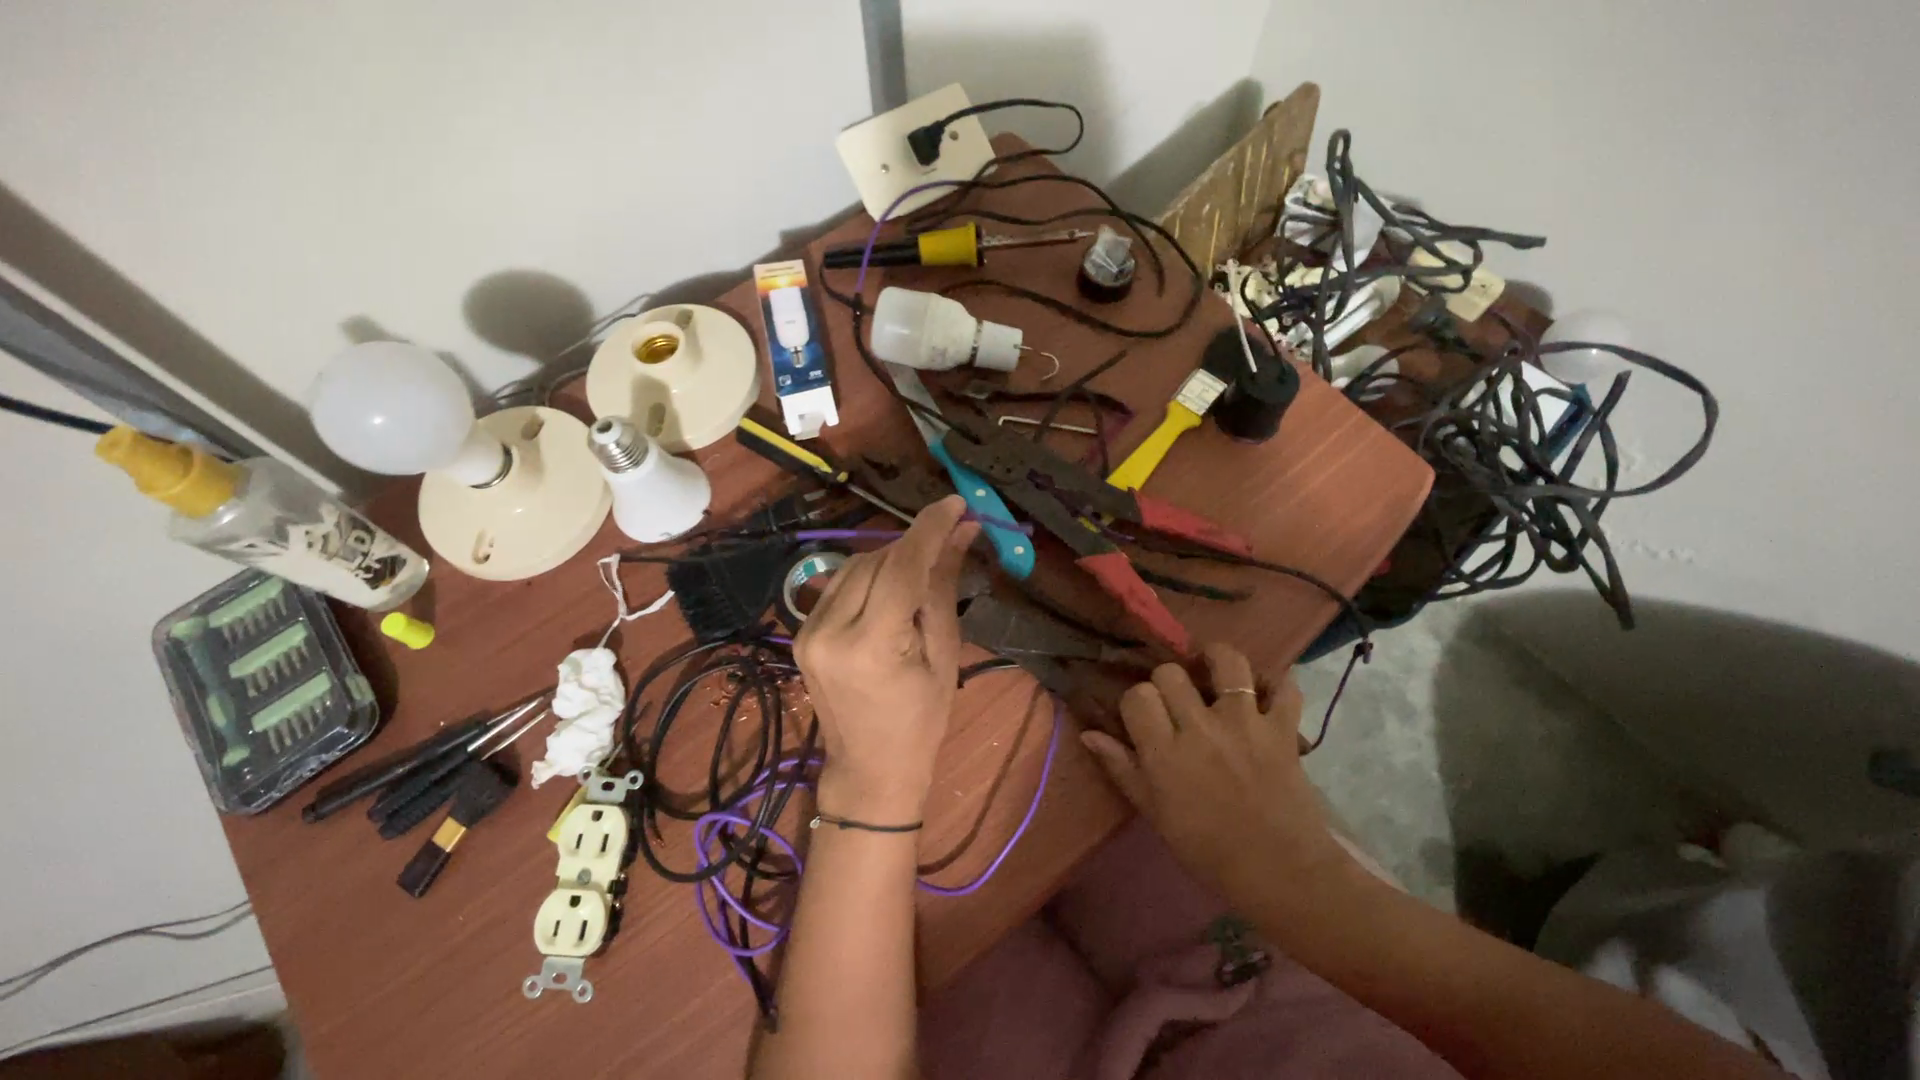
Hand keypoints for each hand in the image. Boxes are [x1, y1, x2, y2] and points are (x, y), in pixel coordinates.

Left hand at [795, 496, 978, 823]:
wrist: (870, 769)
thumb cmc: (922, 722)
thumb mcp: (943, 654)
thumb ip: (943, 587)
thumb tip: (962, 532)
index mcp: (871, 644)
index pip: (901, 566)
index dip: (929, 529)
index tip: (955, 503)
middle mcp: (830, 630)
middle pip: (876, 561)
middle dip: (913, 546)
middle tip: (949, 541)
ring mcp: (809, 631)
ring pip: (854, 566)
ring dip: (890, 559)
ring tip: (922, 572)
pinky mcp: (802, 633)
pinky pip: (839, 585)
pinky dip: (868, 577)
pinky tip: (891, 588)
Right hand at [1080, 644, 1354, 898]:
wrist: (1279, 872)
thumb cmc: (1207, 850)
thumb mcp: (1155, 813)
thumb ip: (1123, 768)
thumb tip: (1090, 735)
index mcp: (1164, 752)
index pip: (1137, 695)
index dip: (1137, 703)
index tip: (1144, 719)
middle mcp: (1200, 728)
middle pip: (1171, 673)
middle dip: (1169, 683)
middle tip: (1178, 704)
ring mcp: (1245, 724)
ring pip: (1228, 663)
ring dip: (1219, 661)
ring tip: (1216, 674)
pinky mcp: (1283, 729)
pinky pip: (1285, 687)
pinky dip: (1278, 684)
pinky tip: (1265, 694)